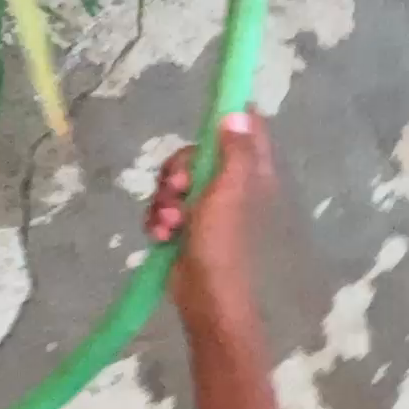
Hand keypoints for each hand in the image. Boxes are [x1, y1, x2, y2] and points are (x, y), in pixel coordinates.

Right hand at [144, 111, 275, 318]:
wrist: (205, 296)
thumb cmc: (221, 243)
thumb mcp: (226, 191)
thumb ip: (233, 152)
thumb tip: (237, 113)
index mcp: (250, 174)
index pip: (245, 131)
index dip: (227, 118)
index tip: (205, 120)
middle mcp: (230, 186)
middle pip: (196, 155)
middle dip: (177, 171)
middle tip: (177, 188)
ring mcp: (206, 207)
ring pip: (174, 182)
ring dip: (164, 200)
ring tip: (168, 224)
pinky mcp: (185, 226)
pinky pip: (163, 206)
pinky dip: (158, 219)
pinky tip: (160, 235)